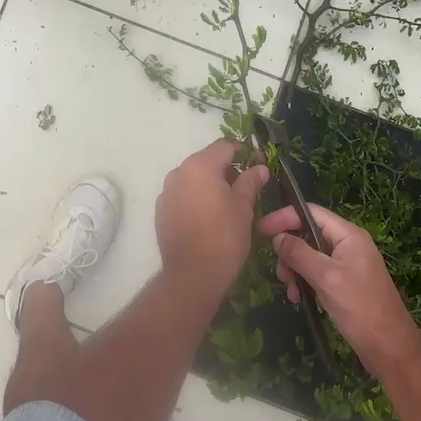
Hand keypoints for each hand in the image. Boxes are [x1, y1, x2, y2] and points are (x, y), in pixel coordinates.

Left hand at [155, 139, 269, 288]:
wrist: (192, 274)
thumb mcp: (243, 207)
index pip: (224, 146)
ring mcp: (167, 191)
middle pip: (206, 160)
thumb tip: (260, 167)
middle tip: (246, 186)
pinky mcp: (161, 210)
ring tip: (228, 204)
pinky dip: (196, 198)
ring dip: (210, 184)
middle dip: (227, 169)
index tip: (259, 164)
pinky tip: (208, 217)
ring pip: (193, 178)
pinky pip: (182, 195)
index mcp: (200, 166)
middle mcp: (179, 172)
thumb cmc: (224, 237)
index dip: (244, 152)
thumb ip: (250, 182)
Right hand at [259, 203, 414, 362]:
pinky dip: (306, 282)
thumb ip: (299, 253)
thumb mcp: (325, 277)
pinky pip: (319, 273)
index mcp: (348, 235)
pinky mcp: (346, 284)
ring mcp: (348, 265)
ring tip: (291, 292)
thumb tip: (277, 237)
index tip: (261, 230)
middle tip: (280, 273)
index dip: (284, 217)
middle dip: (290, 251)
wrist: (392, 350)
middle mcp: (348, 245)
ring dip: (296, 270)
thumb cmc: (360, 308)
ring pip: (311, 256)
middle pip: (308, 234)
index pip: (310, 213)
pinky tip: (300, 299)